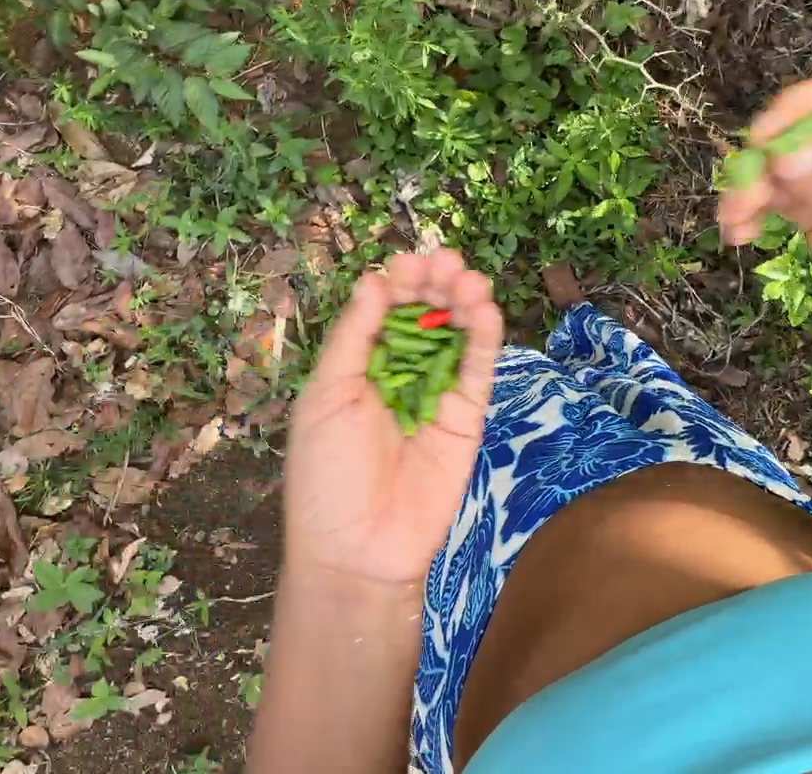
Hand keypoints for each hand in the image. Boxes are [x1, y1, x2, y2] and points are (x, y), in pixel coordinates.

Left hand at [282, 250, 503, 585]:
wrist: (357, 549)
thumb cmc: (326, 473)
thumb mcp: (325, 398)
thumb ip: (353, 338)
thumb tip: (372, 280)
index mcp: (361, 362)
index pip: (385, 308)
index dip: (398, 283)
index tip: (407, 264)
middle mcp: (401, 369)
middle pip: (425, 313)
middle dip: (435, 284)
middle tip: (445, 263)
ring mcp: (437, 391)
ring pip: (456, 334)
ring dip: (464, 301)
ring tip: (468, 279)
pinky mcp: (466, 415)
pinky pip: (478, 370)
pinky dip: (485, 338)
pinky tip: (486, 310)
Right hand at [718, 75, 811, 355]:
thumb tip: (784, 149)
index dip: (795, 111)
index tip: (759, 143)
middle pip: (798, 130)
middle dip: (763, 159)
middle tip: (743, 199)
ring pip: (779, 165)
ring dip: (750, 187)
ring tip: (735, 223)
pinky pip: (775, 197)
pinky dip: (752, 209)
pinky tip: (739, 233)